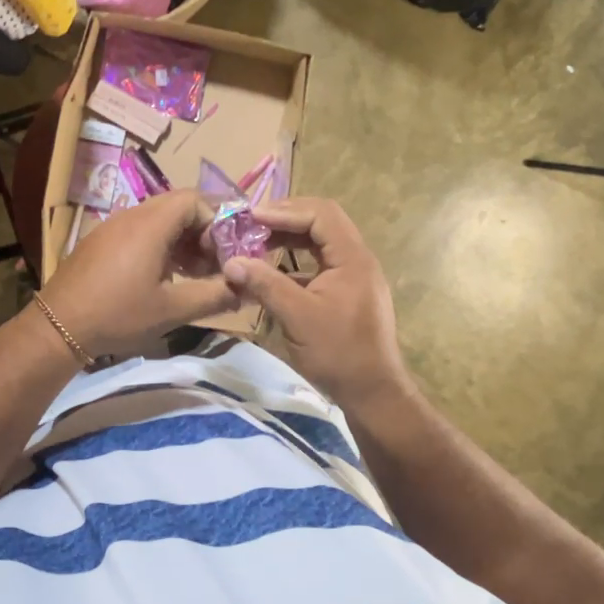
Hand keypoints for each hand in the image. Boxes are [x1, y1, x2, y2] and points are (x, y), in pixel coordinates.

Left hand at [39, 189, 239, 356]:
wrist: (58, 327)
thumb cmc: (119, 315)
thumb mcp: (173, 309)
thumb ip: (214, 295)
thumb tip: (245, 289)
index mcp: (151, 224)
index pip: (195, 200)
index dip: (216, 222)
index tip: (222, 254)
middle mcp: (131, 215)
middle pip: (177, 206)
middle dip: (202, 232)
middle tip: (212, 264)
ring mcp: (112, 226)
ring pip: (158, 219)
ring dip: (181, 240)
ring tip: (192, 274)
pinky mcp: (100, 241)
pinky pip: (138, 231)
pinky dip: (159, 246)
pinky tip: (161, 277)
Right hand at [221, 198, 413, 408]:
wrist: (372, 392)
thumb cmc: (338, 352)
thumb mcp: (297, 316)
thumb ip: (265, 284)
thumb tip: (231, 262)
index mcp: (352, 257)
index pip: (320, 214)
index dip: (285, 210)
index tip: (252, 218)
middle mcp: (357, 260)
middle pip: (321, 223)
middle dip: (285, 220)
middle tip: (250, 226)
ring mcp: (353, 277)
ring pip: (319, 244)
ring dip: (288, 241)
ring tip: (255, 245)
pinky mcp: (346, 295)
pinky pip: (319, 266)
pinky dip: (294, 265)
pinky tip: (269, 275)